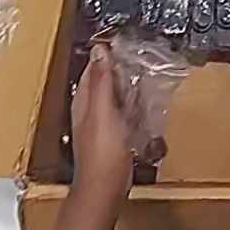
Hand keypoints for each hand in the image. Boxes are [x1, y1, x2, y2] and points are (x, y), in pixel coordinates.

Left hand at [70, 45, 132, 203]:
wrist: (105, 189)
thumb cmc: (103, 151)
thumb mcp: (104, 110)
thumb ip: (103, 81)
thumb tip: (100, 49)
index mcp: (84, 101)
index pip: (93, 68)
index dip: (106, 54)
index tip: (123, 40)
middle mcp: (90, 110)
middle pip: (104, 80)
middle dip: (118, 66)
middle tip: (139, 52)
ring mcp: (103, 123)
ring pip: (115, 94)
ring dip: (127, 83)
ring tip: (144, 70)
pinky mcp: (115, 135)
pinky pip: (124, 110)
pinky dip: (133, 101)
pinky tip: (144, 100)